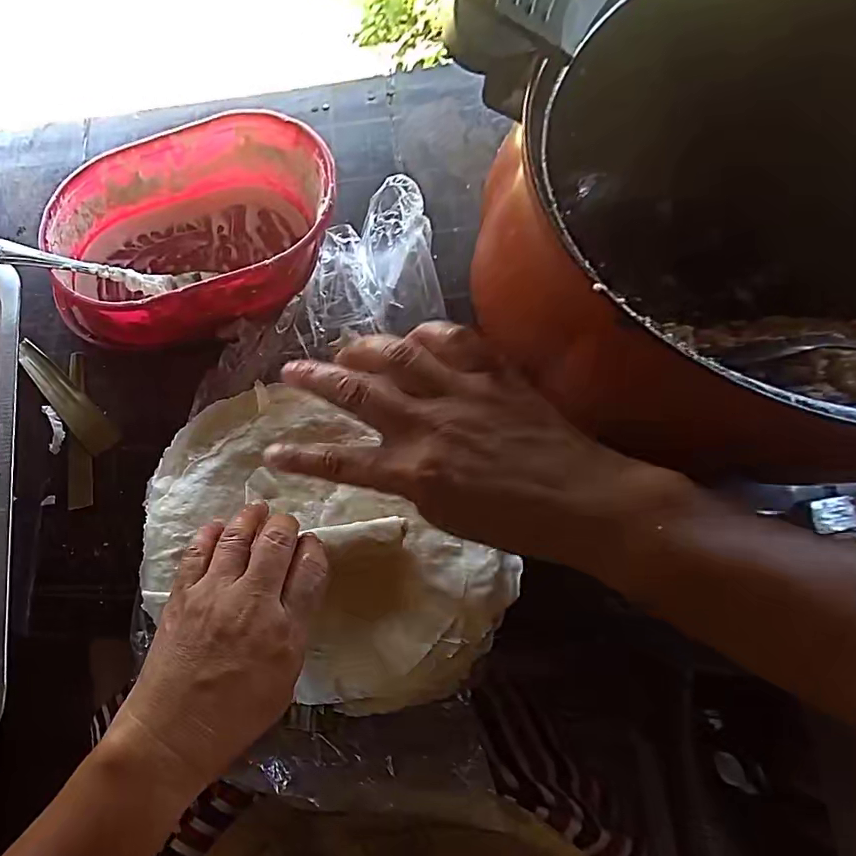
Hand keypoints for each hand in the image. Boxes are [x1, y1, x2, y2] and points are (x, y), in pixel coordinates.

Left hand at [102, 503, 327, 798]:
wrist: (175, 727)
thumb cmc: (235, 718)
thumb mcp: (283, 682)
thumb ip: (290, 636)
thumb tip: (289, 603)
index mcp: (285, 632)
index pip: (309, 573)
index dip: (313, 549)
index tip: (312, 542)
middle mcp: (251, 604)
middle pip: (274, 546)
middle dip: (284, 525)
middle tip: (285, 520)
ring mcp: (212, 595)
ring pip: (235, 540)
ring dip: (248, 519)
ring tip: (256, 509)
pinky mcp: (181, 595)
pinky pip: (196, 553)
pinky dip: (209, 534)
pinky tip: (217, 526)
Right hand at [266, 322, 699, 572]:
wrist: (587, 502)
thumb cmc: (510, 521)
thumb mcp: (441, 513)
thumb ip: (405, 480)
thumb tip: (385, 456)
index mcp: (414, 470)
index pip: (340, 462)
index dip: (299, 457)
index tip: (269, 453)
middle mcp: (430, 426)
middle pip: (359, 394)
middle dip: (316, 380)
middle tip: (289, 370)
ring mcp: (465, 395)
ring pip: (402, 357)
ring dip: (364, 348)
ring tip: (342, 348)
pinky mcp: (497, 377)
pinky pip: (458, 342)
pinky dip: (430, 334)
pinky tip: (413, 336)